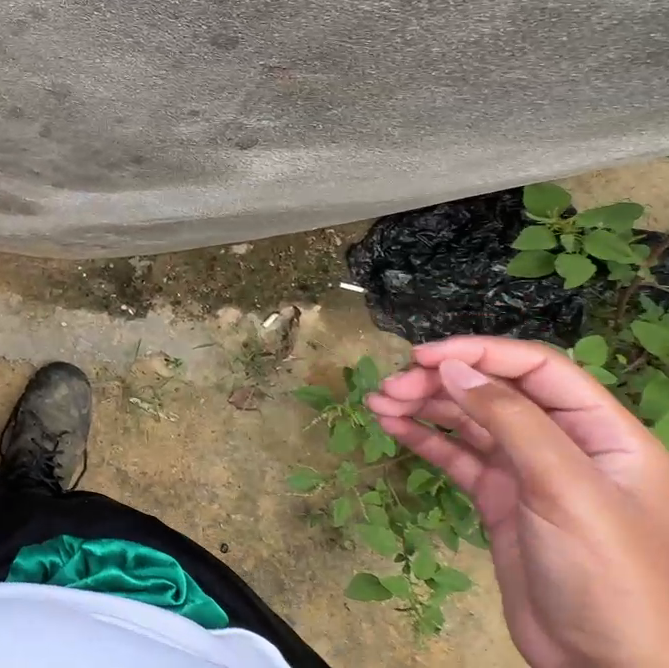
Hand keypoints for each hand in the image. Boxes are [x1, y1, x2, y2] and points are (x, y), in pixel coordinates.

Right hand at [367, 336, 668, 666]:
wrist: (611, 664)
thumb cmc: (613, 577)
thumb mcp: (567, 490)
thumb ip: (513, 422)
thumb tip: (451, 366)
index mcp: (607, 438)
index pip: (540, 370)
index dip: (481, 353)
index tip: (421, 356)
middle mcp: (570, 448)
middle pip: (495, 391)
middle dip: (439, 381)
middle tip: (388, 387)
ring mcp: (533, 475)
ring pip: (469, 420)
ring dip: (422, 405)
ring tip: (377, 404)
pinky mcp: (502, 501)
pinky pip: (456, 455)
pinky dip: (421, 436)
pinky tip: (390, 425)